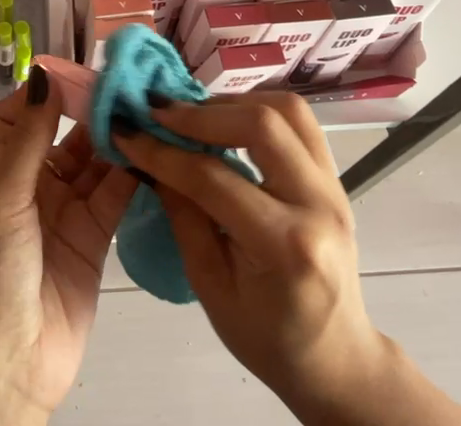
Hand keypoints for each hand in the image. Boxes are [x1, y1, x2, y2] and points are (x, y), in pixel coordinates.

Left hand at [0, 66, 138, 425]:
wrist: (6, 364)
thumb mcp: (2, 197)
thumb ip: (28, 138)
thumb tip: (42, 74)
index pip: (17, 119)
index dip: (43, 95)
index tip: (78, 72)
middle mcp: (30, 188)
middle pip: (62, 138)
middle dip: (91, 113)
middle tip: (131, 87)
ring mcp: (64, 215)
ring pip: (94, 165)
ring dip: (117, 142)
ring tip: (150, 113)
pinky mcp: (94, 242)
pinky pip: (114, 199)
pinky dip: (133, 177)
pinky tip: (157, 152)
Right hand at [113, 93, 460, 425]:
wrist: (335, 357)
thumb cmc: (265, 335)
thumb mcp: (209, 285)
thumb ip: (182, 214)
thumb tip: (147, 158)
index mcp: (286, 246)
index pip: (214, 178)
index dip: (161, 152)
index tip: (125, 133)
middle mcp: (319, 206)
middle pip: (263, 124)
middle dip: (200, 113)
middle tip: (157, 114)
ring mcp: (335, 187)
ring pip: (287, 110)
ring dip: (233, 103)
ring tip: (192, 117)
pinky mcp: (334, 178)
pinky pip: (298, 123)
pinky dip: (255, 111)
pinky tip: (223, 124)